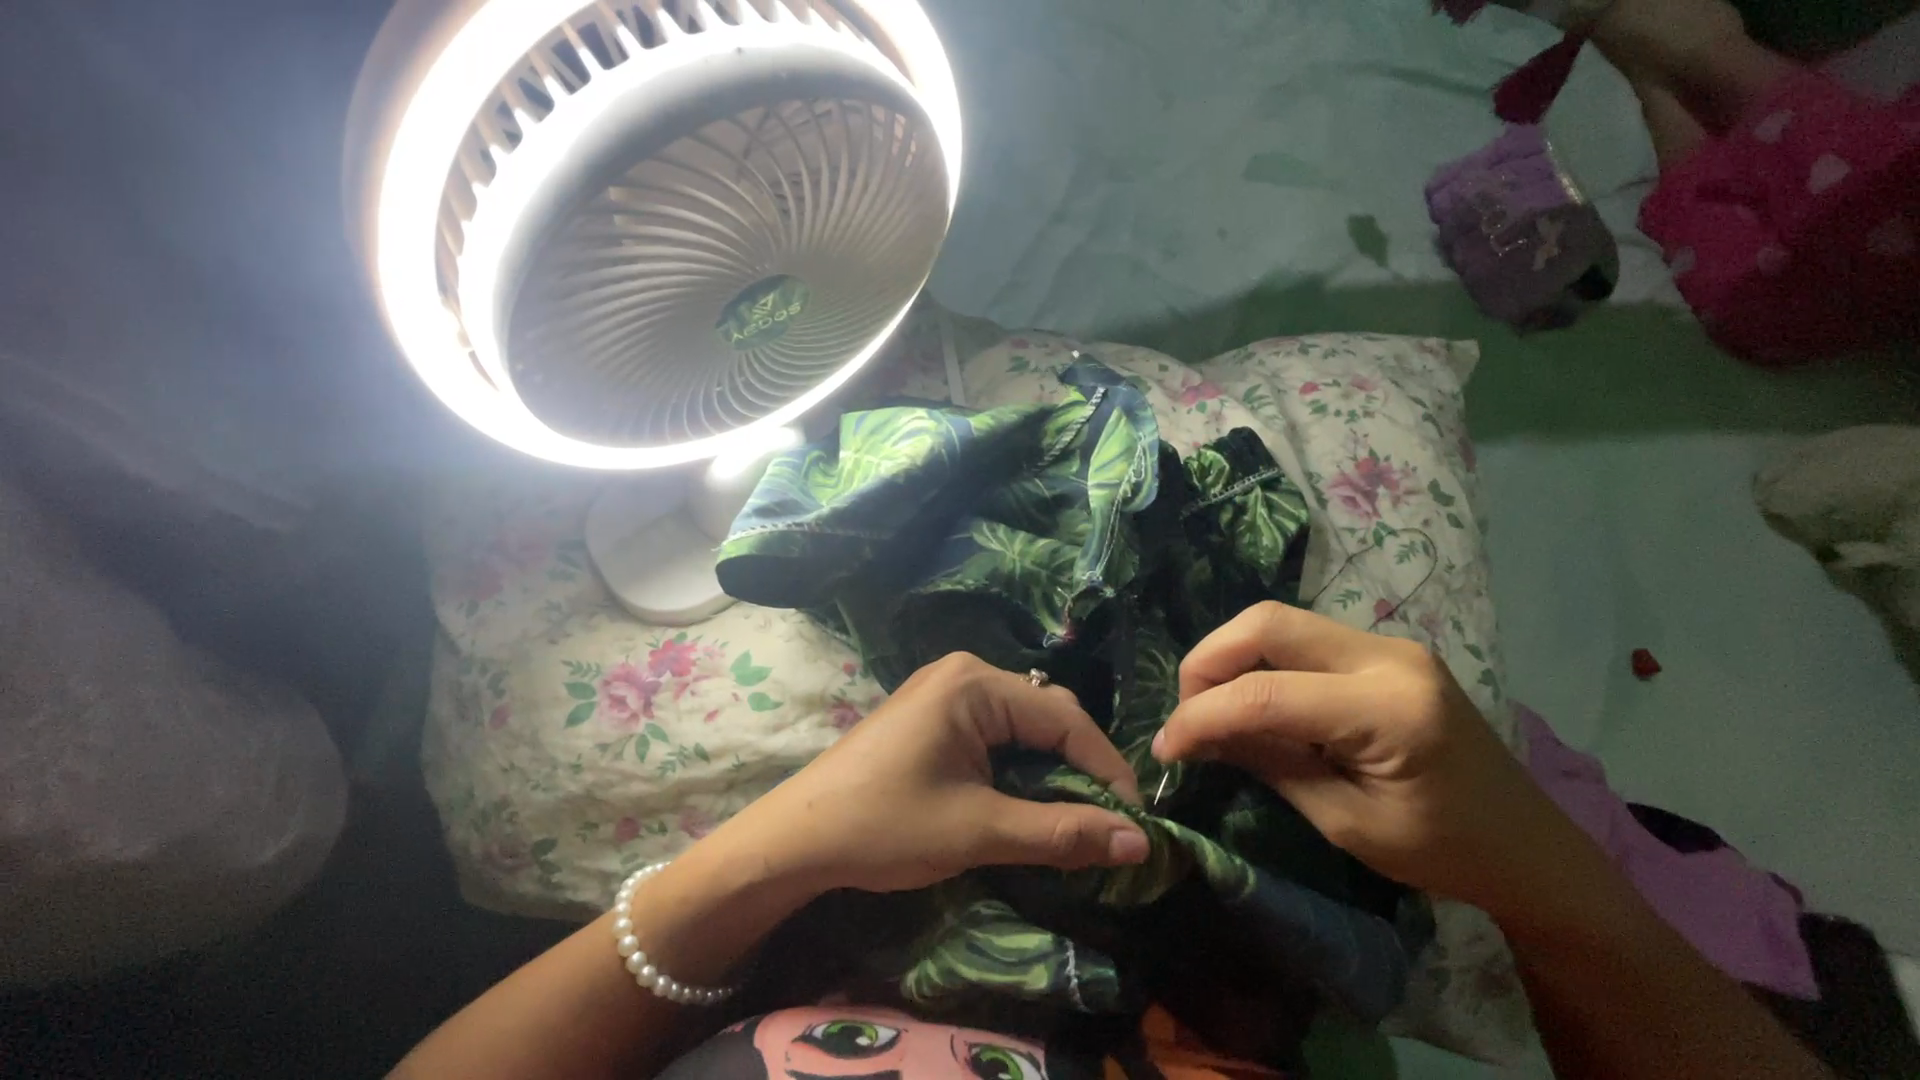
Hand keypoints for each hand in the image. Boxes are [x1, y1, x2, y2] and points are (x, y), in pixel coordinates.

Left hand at [709, 653, 1149, 896]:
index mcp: (975, 683)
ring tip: (1075, 820)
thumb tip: (1141, 843)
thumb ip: (1061, 833)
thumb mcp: (979, 831)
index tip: (1136, 824)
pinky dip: (1021, 768)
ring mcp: (946, 690)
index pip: (1067, 719)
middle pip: (1048, 716)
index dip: (1108, 771)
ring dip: (1052, 772)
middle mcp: (965, 672)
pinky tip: (1029, 803)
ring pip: (1025, 727)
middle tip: (1108, 826)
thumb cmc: (884, 826)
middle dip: (1081, 770)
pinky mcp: (935, 714)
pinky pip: (998, 733)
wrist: (797, 838)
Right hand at [1151, 602, 1592, 920]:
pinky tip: (1249, 699)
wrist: (1530, 848)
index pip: (1265, 694)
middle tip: (1185, 715)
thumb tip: (1195, 735)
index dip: (1201, 716)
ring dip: (1231, 657)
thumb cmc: (1444, 852)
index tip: (1163, 748)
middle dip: (1207, 662)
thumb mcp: (1345, 822)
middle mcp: (1388, 656)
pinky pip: (1303, 638)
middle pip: (1267, 623)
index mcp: (1388, 709)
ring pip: (1280, 622)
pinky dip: (1261, 662)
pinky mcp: (1386, 651)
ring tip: (1210, 710)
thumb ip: (1269, 763)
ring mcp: (1390, 646)